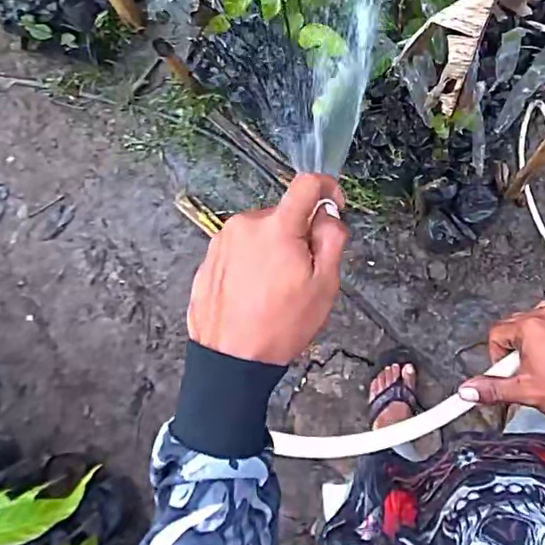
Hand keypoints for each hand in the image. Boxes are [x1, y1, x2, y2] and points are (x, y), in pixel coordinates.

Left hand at [187, 173, 348, 364]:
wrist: (229, 360)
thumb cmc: (277, 328)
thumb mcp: (324, 285)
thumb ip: (332, 239)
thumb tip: (328, 215)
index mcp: (277, 228)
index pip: (306, 184)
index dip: (327, 188)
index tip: (333, 203)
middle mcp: (246, 225)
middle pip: (284, 215)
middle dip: (298, 235)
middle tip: (301, 273)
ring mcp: (224, 240)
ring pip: (263, 232)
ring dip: (274, 250)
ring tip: (273, 289)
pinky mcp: (211, 256)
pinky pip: (242, 248)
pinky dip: (253, 263)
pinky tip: (255, 292)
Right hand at [458, 303, 544, 420]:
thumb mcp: (525, 392)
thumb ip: (492, 388)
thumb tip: (469, 390)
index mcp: (529, 326)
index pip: (496, 334)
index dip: (497, 357)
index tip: (508, 372)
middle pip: (512, 327)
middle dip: (513, 350)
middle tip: (525, 372)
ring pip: (531, 325)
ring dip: (530, 342)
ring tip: (541, 367)